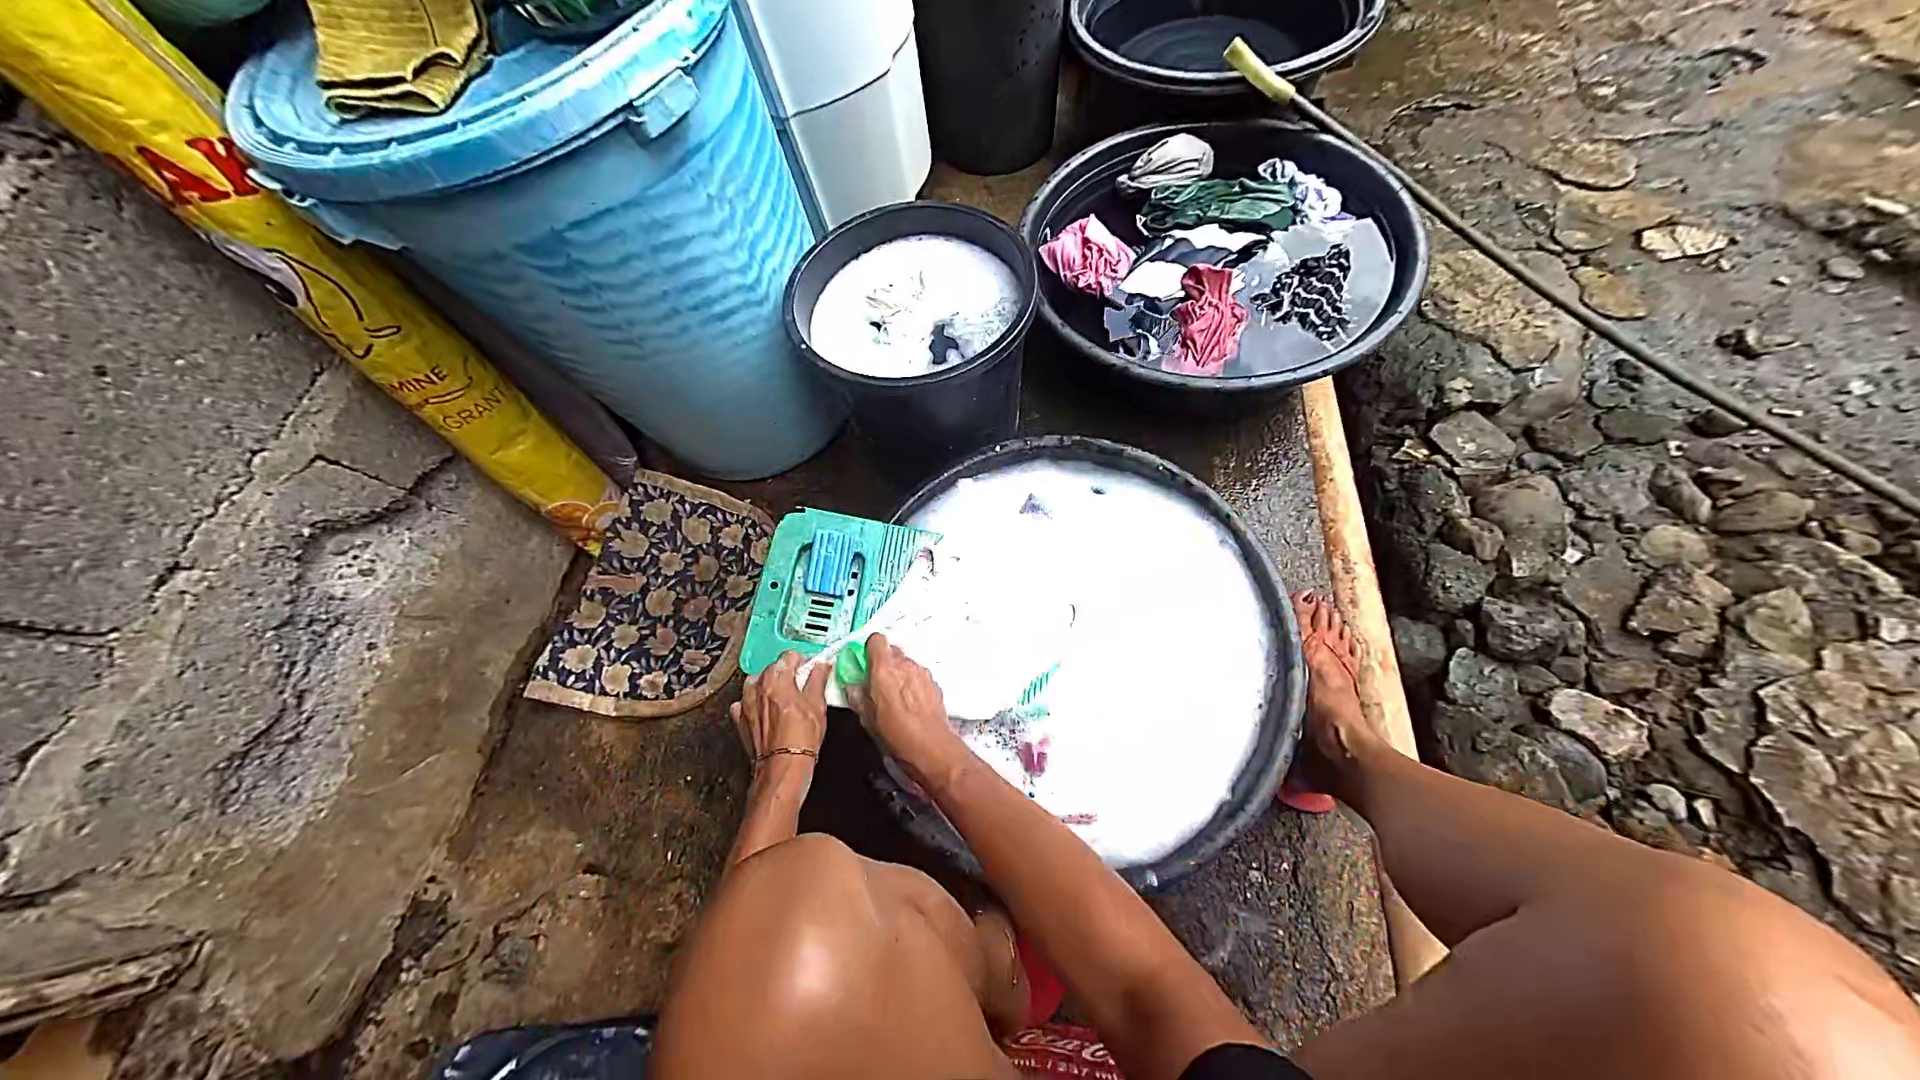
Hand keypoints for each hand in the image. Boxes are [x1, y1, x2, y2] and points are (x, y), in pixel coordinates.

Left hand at [731, 651, 828, 770]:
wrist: (782, 767)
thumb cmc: (801, 737)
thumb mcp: (817, 704)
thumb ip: (818, 679)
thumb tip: (822, 665)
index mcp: (776, 676)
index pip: (790, 656)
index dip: (804, 662)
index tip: (812, 671)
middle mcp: (756, 685)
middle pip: (774, 669)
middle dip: (787, 675)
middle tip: (802, 688)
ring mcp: (745, 702)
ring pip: (759, 684)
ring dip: (771, 688)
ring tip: (785, 703)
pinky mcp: (740, 719)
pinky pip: (748, 703)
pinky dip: (757, 705)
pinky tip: (769, 715)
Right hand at [853, 633, 965, 786]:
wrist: (930, 746)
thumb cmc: (898, 734)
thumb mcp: (867, 718)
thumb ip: (857, 696)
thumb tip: (852, 687)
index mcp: (883, 670)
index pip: (876, 640)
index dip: (869, 649)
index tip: (864, 662)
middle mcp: (904, 665)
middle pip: (892, 651)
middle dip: (883, 663)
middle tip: (877, 683)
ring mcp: (921, 672)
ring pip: (906, 663)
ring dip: (899, 674)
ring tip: (894, 697)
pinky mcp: (933, 682)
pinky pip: (918, 676)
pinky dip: (912, 683)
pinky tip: (909, 703)